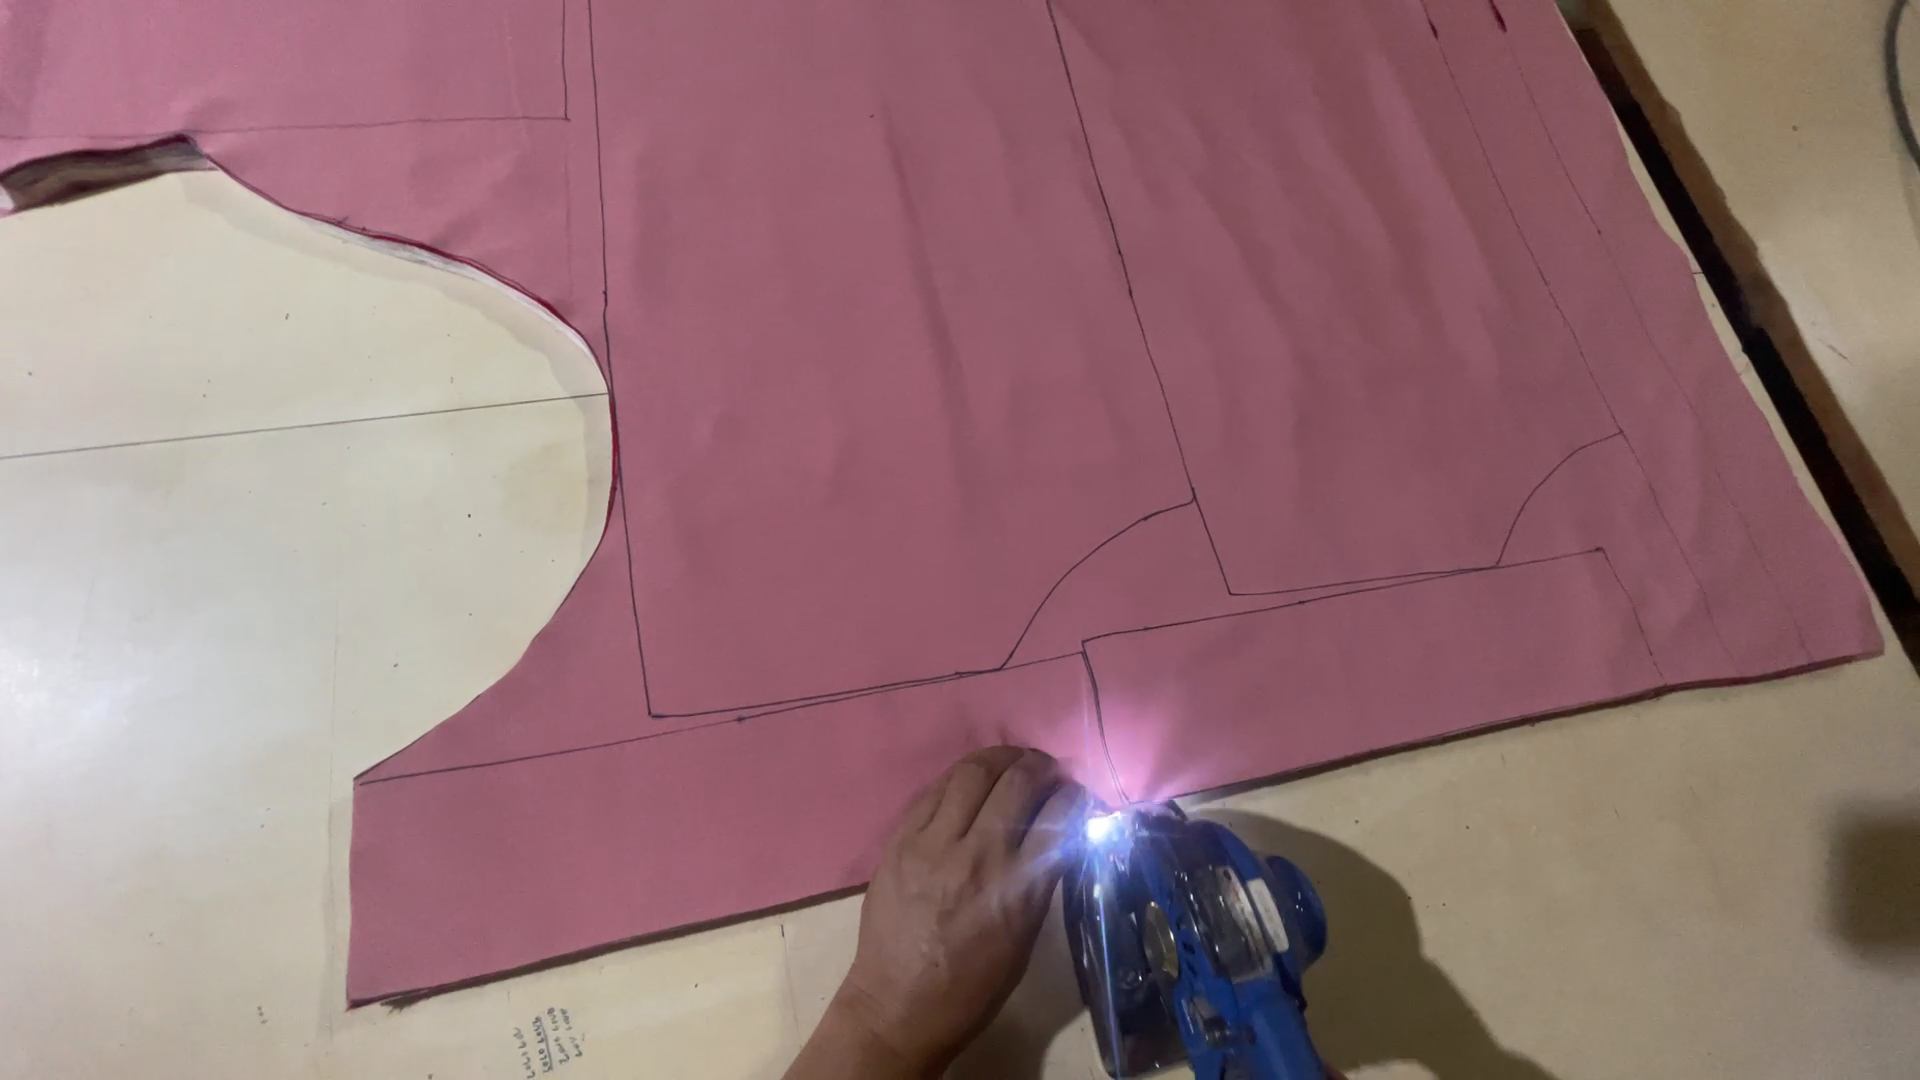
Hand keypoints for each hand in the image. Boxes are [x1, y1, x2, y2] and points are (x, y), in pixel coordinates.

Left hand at [784, 746, 1086, 1078]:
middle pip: (1018, 781)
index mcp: (1017, 888)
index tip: (1079, 794)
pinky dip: (961, 776)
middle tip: (1048, 769)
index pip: (1060, 816)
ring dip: (1001, 757)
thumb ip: (1042, 875)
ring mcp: (933, 842)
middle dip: (1042, 766)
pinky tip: (971, 779)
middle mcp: (978, 855)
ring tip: (1012, 761)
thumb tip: (1060, 828)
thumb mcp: (1025, 935)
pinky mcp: (900, 838)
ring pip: (973, 771)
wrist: (898, 1005)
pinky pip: (935, 787)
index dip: (1077, 795)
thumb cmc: (973, 984)